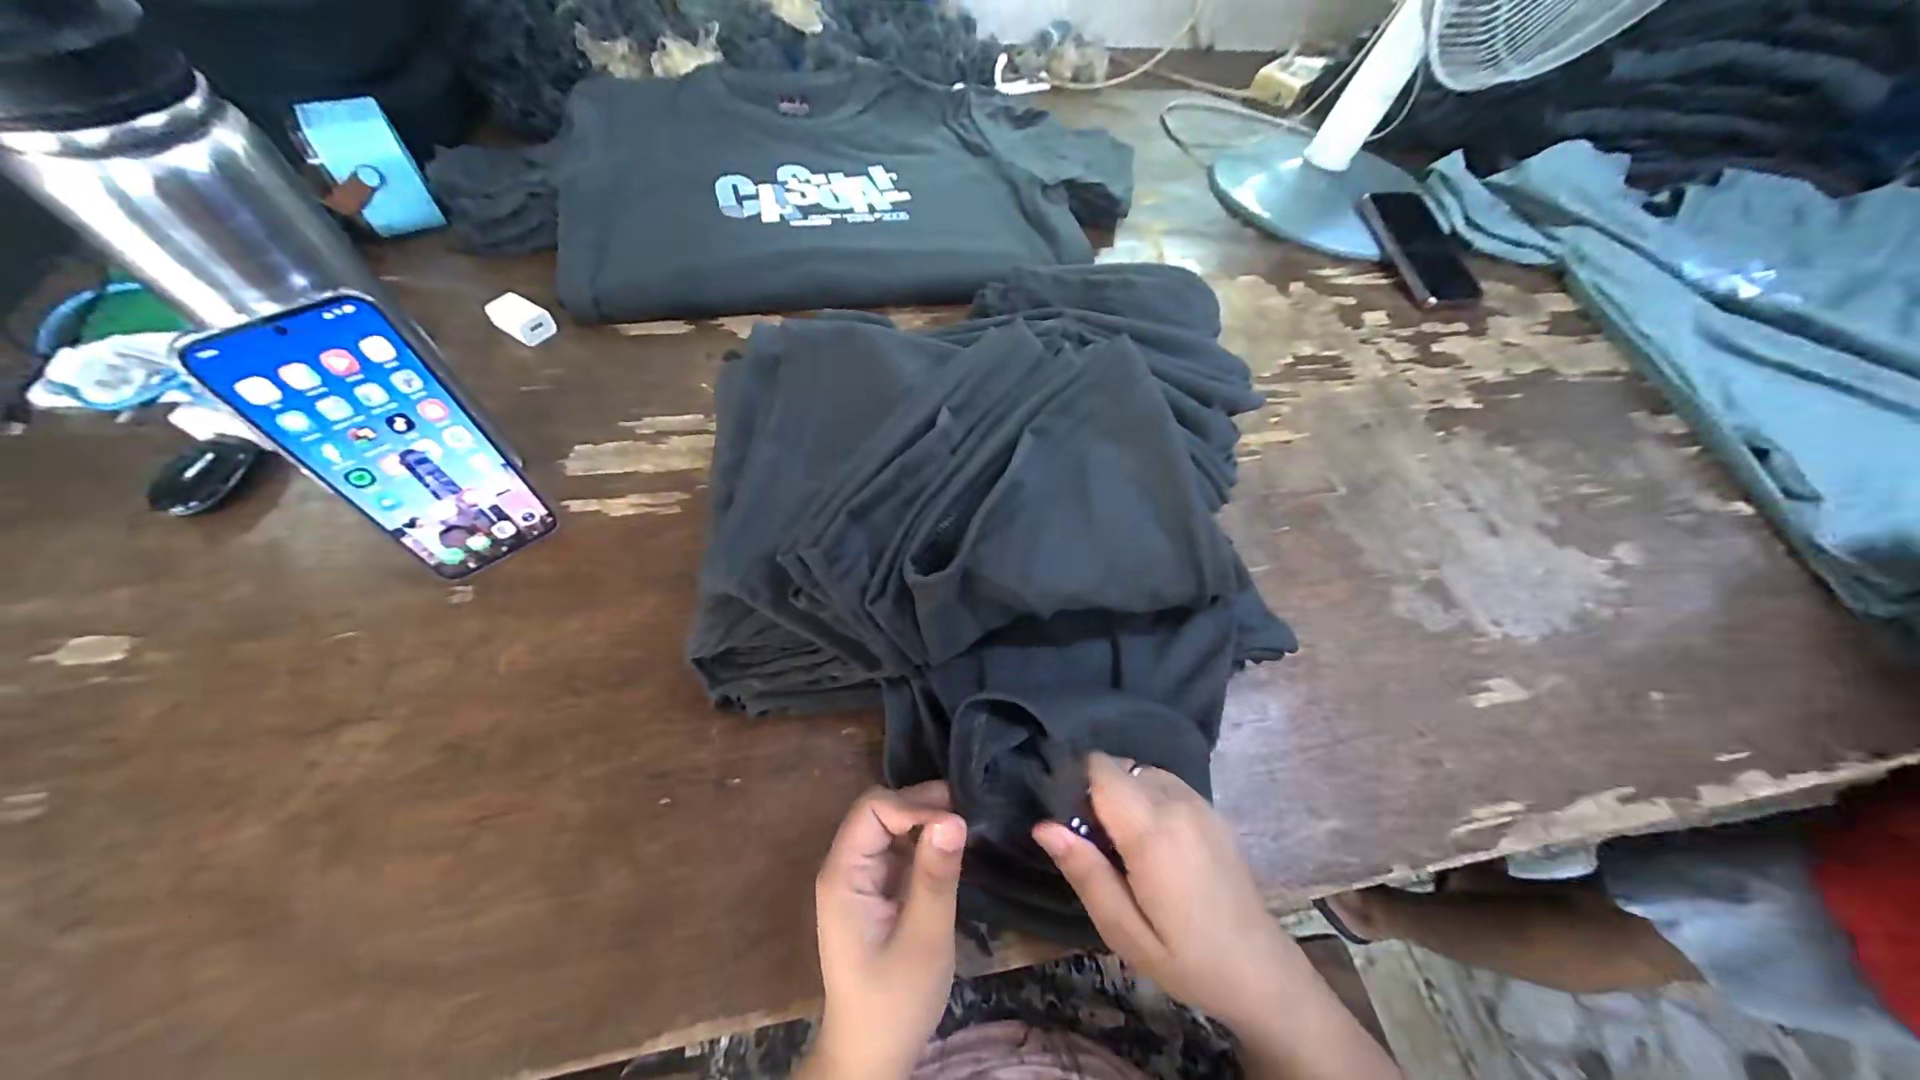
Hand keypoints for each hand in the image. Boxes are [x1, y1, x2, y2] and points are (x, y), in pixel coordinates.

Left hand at [805, 782, 966, 1079]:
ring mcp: (860, 878)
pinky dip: (925, 843)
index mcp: (843, 874)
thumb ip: (936, 877)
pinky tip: (951, 852)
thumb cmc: (894, 1002)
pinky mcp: (876, 890)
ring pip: (890, 826)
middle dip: (922, 807)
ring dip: (925, 822)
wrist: (871, 1055)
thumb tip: (954, 817)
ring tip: (965, 831)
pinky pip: (898, 849)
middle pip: (879, 810)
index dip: (914, 806)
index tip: (956, 823)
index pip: (873, 808)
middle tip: (967, 819)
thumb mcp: (924, 940)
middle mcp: (846, 867)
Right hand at [1030, 753, 1296, 1029]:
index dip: (1076, 783)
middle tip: (1095, 844)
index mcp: (1152, 829)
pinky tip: (1152, 843)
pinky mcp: (1213, 810)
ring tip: (1124, 846)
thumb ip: (1084, 871)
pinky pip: (1165, 783)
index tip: (1069, 820)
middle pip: (1119, 766)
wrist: (1261, 971)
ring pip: (1141, 771)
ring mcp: (1200, 802)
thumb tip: (1043, 826)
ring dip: (1123, 794)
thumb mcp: (1123, 930)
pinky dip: (1148, 798)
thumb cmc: (1186, 959)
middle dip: (1097, 792)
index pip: (1100, 767)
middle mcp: (1177, 802)